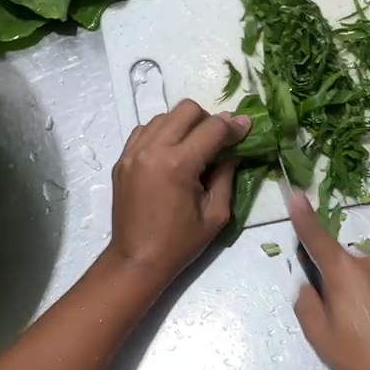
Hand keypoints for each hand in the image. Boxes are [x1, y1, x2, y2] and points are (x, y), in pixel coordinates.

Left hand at [105, 100, 245, 284]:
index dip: (234, 126)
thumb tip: (233, 151)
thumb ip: (226, 176)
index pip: (212, 128)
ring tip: (194, 148)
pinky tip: (171, 153)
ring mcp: (133, 153)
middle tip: (218, 141)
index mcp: (178, 165)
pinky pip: (144, 131)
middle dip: (208, 120)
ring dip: (184, 125)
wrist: (137, 259)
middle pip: (186, 110)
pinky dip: (162, 133)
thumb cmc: (180, 243)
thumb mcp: (215, 214)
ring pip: (164, 116)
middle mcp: (152, 150)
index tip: (246, 127)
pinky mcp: (122, 160)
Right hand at [288, 189, 369, 369]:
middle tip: (345, 319)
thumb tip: (310, 286)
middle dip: (342, 282)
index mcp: (343, 271)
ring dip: (368, 290)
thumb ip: (306, 303)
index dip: (304, 218)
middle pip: (347, 264)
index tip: (296, 196)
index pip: (317, 238)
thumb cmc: (358, 355)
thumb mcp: (318, 335)